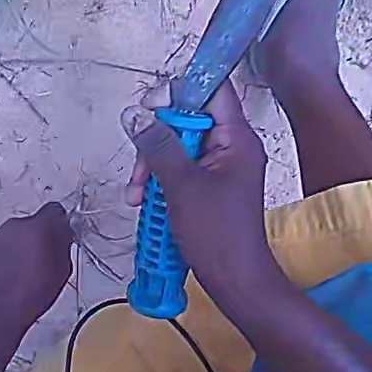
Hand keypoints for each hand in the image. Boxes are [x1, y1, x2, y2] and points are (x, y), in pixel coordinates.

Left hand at [0, 202, 72, 371]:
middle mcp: (15, 225)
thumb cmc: (34, 292)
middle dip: (38, 235)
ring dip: (19, 244)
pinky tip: (9, 272)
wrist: (2, 311)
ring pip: (14, 233)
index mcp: (39, 226)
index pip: (54, 210)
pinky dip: (4, 254)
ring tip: (24, 269)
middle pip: (32, 222)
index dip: (58, 223)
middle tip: (43, 258)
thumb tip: (62, 233)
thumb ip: (63, 243)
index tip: (60, 234)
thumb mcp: (63, 268)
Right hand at [123, 79, 281, 308]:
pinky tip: (143, 199)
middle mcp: (230, 147)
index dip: (181, 91)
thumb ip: (157, 145)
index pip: (212, 92)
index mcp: (237, 139)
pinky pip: (177, 169)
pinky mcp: (207, 185)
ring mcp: (219, 167)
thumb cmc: (217, 233)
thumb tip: (135, 114)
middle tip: (141, 164)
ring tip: (138, 191)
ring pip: (176, 147)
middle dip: (156, 140)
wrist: (233, 279)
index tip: (152, 105)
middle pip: (186, 121)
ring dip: (151, 165)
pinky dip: (158, 180)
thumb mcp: (181, 184)